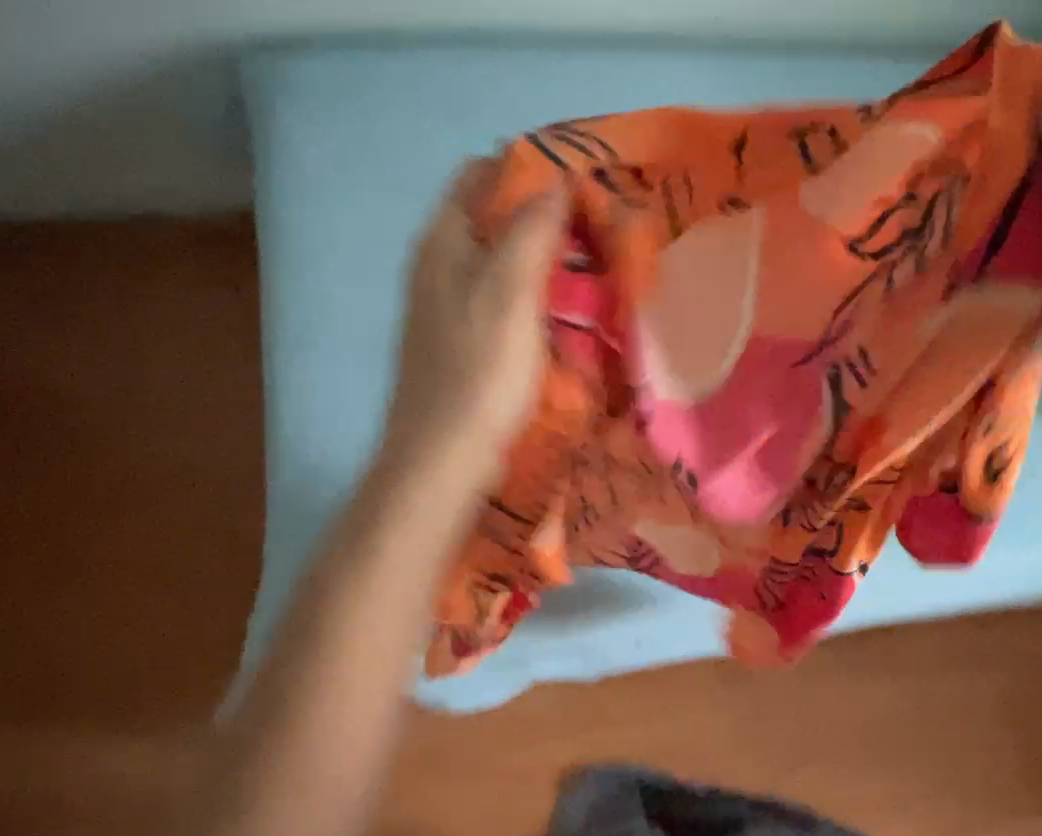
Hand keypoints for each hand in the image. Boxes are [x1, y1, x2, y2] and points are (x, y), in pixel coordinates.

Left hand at [383, 160, 567, 478]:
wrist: (443, 462)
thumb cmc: (478, 375)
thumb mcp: (510, 293)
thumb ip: (531, 230)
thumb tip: (556, 181)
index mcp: (443, 242)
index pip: (482, 174)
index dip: (531, 168)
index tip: (585, 181)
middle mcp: (439, 267)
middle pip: (494, 219)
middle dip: (545, 216)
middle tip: (602, 227)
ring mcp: (449, 309)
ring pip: (503, 264)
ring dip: (546, 260)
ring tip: (598, 267)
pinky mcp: (465, 346)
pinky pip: (506, 304)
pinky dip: (538, 299)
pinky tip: (569, 316)